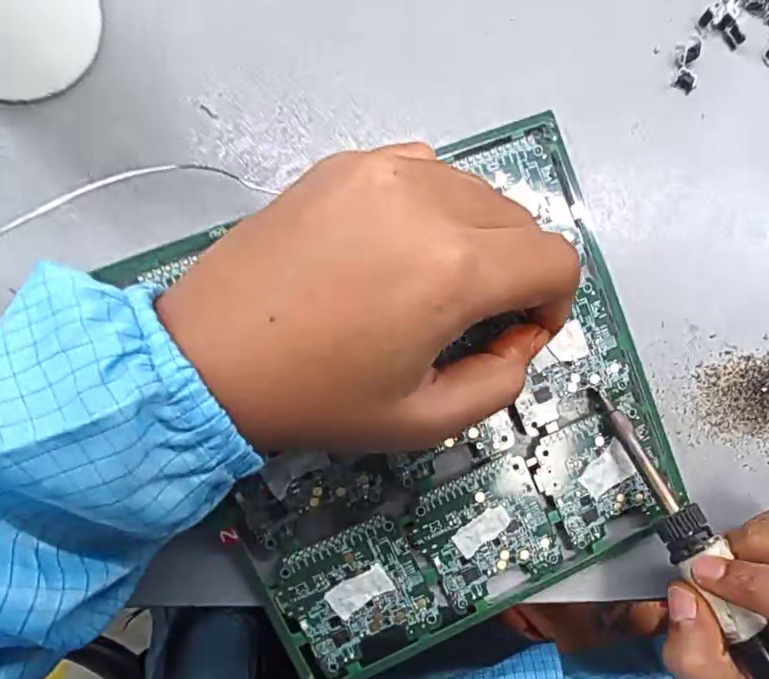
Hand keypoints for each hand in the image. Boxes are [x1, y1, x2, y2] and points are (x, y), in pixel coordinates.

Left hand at [155, 142, 580, 451]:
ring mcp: (380, 172)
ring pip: (478, 194)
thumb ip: (499, 385)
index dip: (552, 307)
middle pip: (522, 223)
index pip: (555, 261)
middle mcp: (423, 201)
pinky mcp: (345, 166)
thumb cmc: (312, 397)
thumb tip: (517, 345)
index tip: (515, 338)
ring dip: (479, 244)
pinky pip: (426, 175)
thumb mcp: (424, 422)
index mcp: (450, 270)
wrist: (213, 361)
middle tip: (469, 327)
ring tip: (430, 294)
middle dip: (516, 278)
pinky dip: (435, 215)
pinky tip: (400, 257)